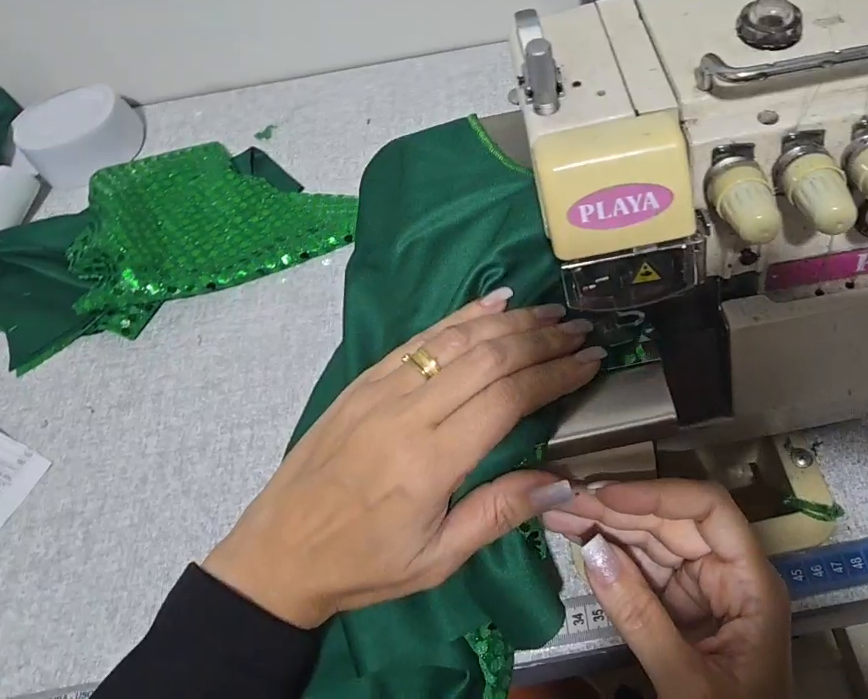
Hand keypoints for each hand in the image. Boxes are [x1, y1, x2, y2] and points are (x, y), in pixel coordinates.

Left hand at [202, 291, 602, 627]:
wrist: (277, 551)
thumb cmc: (364, 564)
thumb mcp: (437, 558)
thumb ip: (500, 512)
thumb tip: (563, 479)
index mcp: (430, 462)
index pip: (507, 399)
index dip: (554, 374)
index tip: (590, 361)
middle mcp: (408, 412)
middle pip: (488, 357)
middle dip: (541, 339)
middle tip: (580, 329)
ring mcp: (382, 387)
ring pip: (457, 338)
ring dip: (510, 321)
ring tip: (550, 314)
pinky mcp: (365, 378)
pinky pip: (422, 336)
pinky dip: (462, 314)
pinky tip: (495, 301)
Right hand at [544, 480, 791, 698]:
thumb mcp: (687, 685)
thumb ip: (641, 619)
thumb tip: (591, 552)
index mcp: (751, 583)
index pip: (709, 510)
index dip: (657, 494)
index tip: (605, 495)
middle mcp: (729, 574)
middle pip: (673, 521)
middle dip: (617, 507)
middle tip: (563, 497)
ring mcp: (704, 591)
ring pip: (652, 541)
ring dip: (605, 524)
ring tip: (560, 510)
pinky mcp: (681, 610)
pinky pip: (644, 570)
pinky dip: (610, 554)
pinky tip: (578, 537)